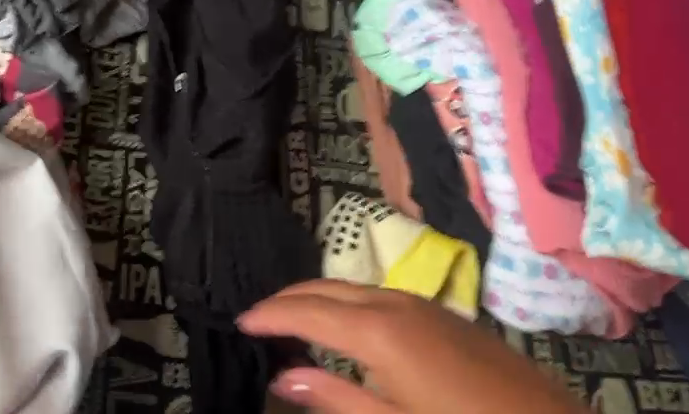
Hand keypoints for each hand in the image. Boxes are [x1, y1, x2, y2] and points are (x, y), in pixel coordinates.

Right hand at [238, 281, 583, 413]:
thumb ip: (336, 400)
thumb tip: (281, 377)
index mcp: (378, 331)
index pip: (306, 311)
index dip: (270, 314)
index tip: (239, 321)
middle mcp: (395, 303)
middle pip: (326, 289)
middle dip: (289, 299)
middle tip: (258, 318)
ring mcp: (425, 306)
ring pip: (353, 288)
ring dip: (319, 299)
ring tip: (294, 320)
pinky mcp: (448, 317)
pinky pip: (381, 296)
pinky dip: (350, 304)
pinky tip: (349, 329)